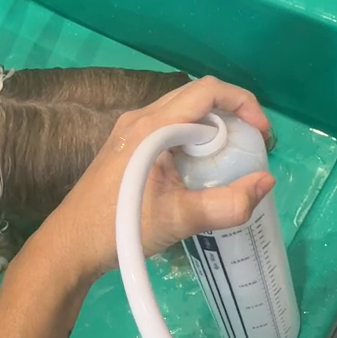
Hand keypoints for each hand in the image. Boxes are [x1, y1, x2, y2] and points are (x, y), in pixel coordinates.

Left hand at [20, 76, 275, 292]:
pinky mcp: (128, 145)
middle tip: (253, 145)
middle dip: (233, 113)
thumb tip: (266, 181)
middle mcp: (141, 118)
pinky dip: (195, 136)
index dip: (242, 102)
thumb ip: (226, 203)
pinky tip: (201, 168)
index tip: (262, 133)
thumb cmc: (120, 229)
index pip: (207, 91)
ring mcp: (131, 130)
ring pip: (183, 110)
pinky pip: (171, 125)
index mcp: (152, 126)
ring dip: (214, 125)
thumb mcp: (180, 219)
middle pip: (197, 96)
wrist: (70, 246)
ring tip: (233, 157)